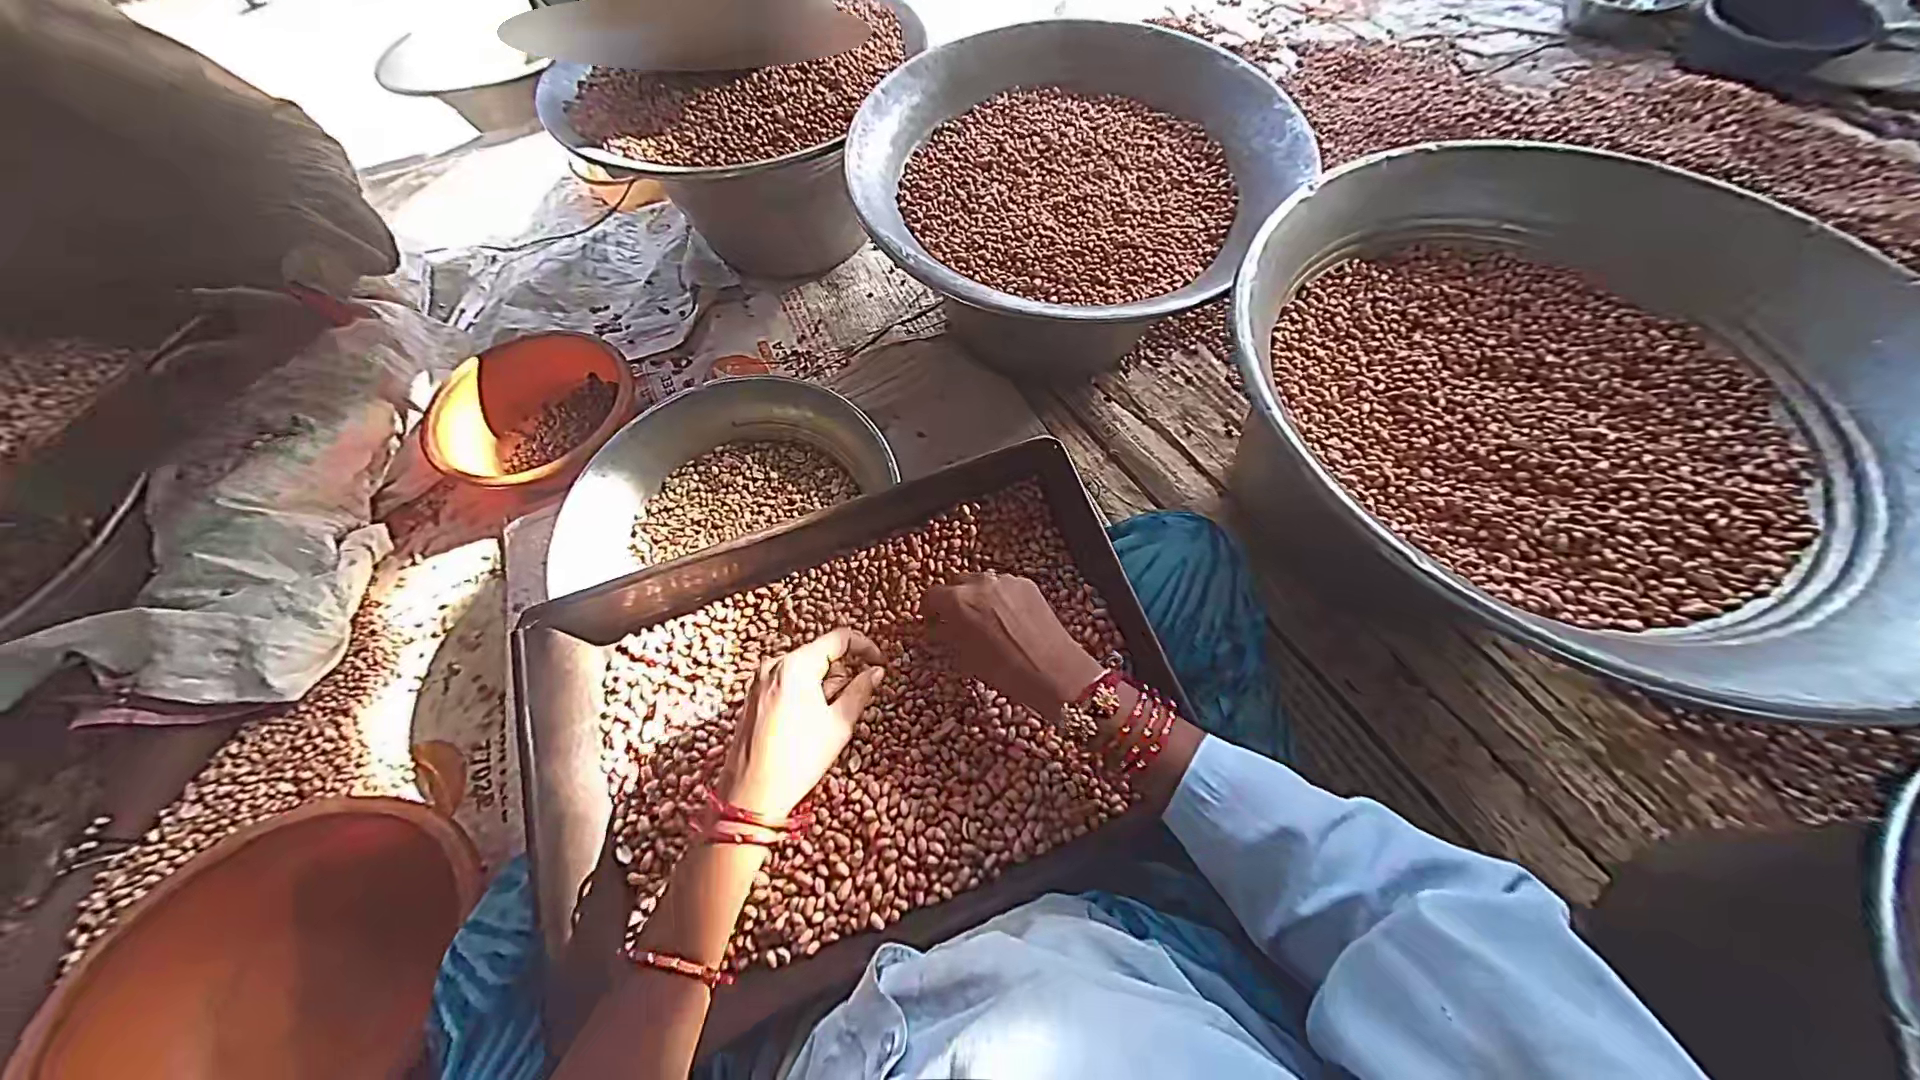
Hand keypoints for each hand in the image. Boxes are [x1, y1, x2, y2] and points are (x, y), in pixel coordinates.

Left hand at [718, 628, 883, 820]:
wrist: (751, 796)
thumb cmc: (796, 761)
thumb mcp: (839, 724)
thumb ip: (861, 690)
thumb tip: (876, 672)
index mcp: (796, 666)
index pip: (839, 638)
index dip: (866, 647)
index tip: (879, 664)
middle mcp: (774, 666)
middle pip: (821, 654)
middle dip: (843, 674)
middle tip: (851, 705)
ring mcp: (760, 681)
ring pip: (806, 670)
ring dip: (825, 687)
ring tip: (826, 723)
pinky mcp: (754, 697)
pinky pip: (789, 683)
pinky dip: (806, 694)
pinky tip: (808, 725)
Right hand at [921, 572, 1104, 716]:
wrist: (1053, 671)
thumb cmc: (1005, 671)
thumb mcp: (965, 657)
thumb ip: (946, 636)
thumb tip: (936, 629)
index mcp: (959, 601)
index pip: (932, 595)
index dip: (928, 610)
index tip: (931, 620)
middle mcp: (981, 583)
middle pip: (957, 583)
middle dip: (953, 600)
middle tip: (956, 621)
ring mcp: (1006, 581)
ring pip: (982, 583)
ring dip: (977, 597)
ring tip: (984, 621)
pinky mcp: (1027, 584)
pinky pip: (1004, 587)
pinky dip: (1000, 598)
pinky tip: (1007, 620)